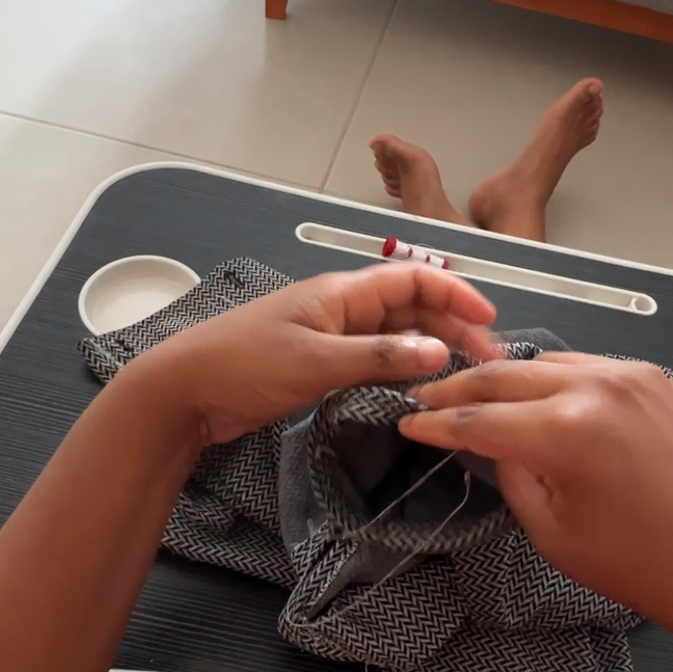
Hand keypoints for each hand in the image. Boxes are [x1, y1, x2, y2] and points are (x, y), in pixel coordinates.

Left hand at [119, 263, 499, 446]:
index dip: (454, 292)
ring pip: (395, 335)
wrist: (184, 392)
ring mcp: (332, 336)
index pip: (412, 278)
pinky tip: (418, 387)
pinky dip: (400, 369)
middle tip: (486, 359)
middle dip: (451, 325)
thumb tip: (440, 351)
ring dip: (429, 349)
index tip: (488, 318)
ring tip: (463, 375)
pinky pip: (374, 359)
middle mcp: (343, 308)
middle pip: (410, 307)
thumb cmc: (243, 365)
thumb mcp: (315, 361)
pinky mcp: (321, 364)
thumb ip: (379, 356)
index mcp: (342, 292)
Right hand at [398, 353, 672, 644]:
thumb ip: (512, 477)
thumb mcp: (554, 533)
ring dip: (509, 379)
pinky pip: (587, 367)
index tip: (409, 420)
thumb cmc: (644, 567)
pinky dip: (555, 379)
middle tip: (430, 399)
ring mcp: (633, 375)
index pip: (479, 418)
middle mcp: (598, 386)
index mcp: (566, 431)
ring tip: (481, 397)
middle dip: (460, 388)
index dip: (436, 422)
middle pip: (505, 375)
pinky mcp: (657, 379)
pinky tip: (543, 398)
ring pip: (546, 363)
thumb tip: (494, 446)